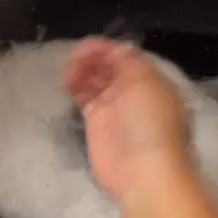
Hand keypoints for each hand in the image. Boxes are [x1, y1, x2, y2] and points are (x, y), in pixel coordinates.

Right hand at [63, 37, 193, 200]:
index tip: (83, 47)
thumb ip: (129, 62)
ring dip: (81, 71)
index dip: (105, 49)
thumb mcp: (145, 82)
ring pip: (95, 80)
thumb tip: (114, 50)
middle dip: (92, 59)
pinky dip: (75, 86)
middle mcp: (134, 92)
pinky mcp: (96, 122)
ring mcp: (115, 107)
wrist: (141, 170)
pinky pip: (84, 97)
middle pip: (109, 67)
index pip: (126, 57)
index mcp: (151, 81)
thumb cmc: (149, 122)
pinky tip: (66, 83)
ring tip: (67, 73)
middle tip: (74, 59)